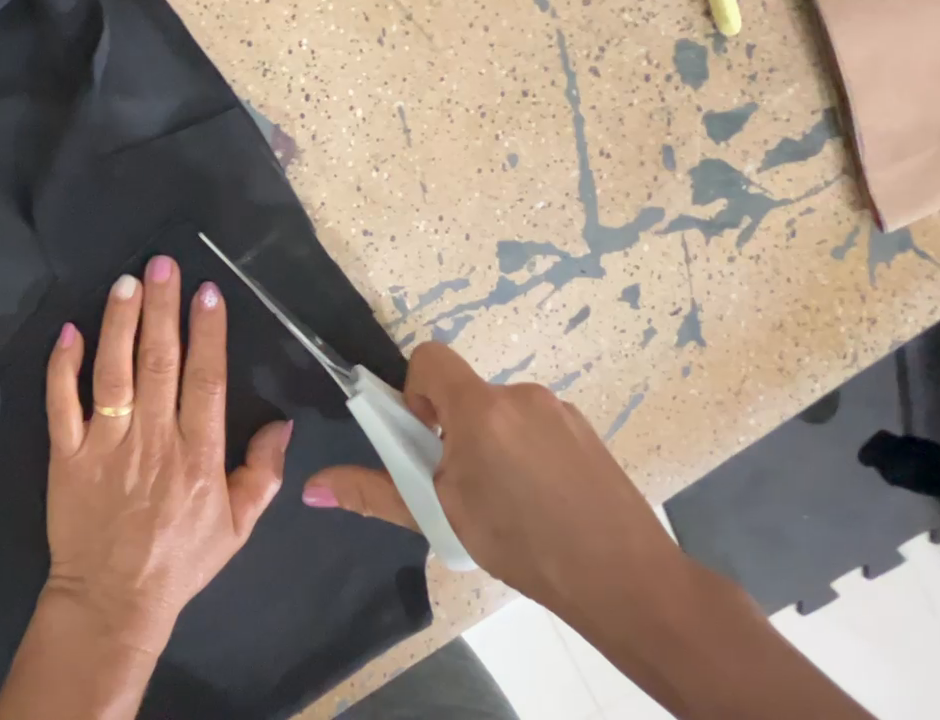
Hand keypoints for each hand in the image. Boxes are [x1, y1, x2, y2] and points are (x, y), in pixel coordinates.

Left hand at [40, 255, 293, 653]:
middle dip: (162, 309)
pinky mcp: (65, 454)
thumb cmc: (180, 560)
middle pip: (158, 363)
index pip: (205, 381)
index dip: (207, 333)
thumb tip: (282, 423)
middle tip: (162, 264)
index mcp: (198, 456)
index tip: (206, 291)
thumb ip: (262, 474)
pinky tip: (69, 331)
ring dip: (118, 324)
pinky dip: (62, 367)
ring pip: (112, 373)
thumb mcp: (238, 527)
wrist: (113, 600)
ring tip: (125, 282)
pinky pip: (61, 404)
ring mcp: (105, 445)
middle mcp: (153, 442)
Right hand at [302, 342, 681, 616]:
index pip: (429, 358)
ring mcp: (561, 412)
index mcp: (479, 409)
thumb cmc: (522, 543)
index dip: (415, 390)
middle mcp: (520, 396)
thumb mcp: (438, 515)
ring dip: (489, 440)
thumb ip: (373, 491)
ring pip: (500, 411)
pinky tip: (541, 500)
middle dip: (452, 427)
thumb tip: (311, 487)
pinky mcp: (588, 432)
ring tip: (506, 498)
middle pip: (464, 391)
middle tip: (462, 482)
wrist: (629, 581)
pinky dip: (524, 450)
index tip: (425, 436)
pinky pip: (535, 425)